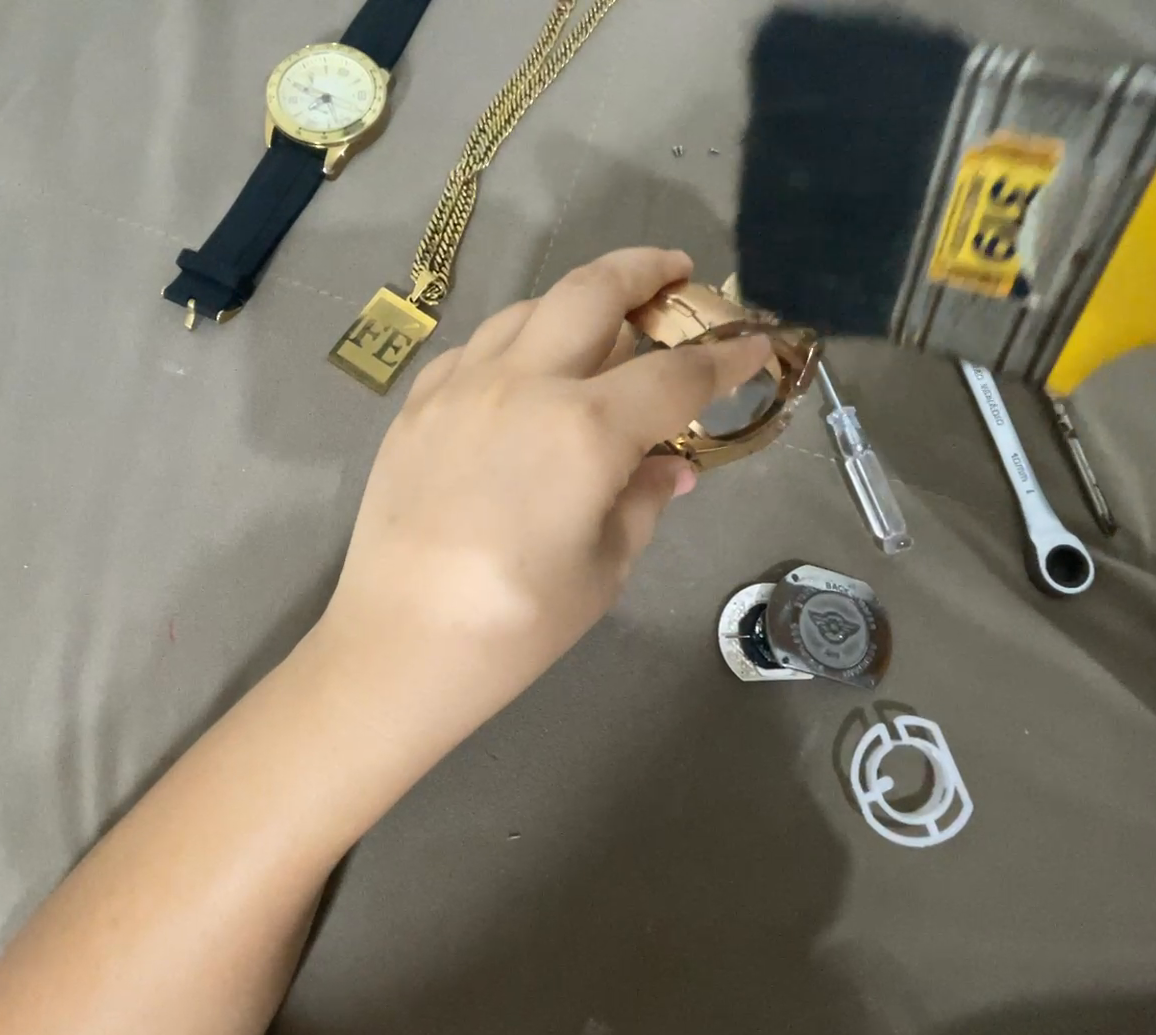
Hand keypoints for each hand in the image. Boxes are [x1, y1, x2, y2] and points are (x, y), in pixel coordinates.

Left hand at [321, 248, 770, 722]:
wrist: (401, 642)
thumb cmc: (517, 623)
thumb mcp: (604, 567)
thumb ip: (643, 500)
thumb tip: (672, 465)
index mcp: (585, 430)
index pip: (675, 375)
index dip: (725, 358)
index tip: (754, 345)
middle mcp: (523, 385)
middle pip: (593, 293)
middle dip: (644, 270)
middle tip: (675, 273)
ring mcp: (461, 386)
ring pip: (528, 310)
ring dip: (576, 302)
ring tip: (601, 323)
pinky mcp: (418, 405)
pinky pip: (477, 348)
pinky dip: (516, 343)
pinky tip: (525, 371)